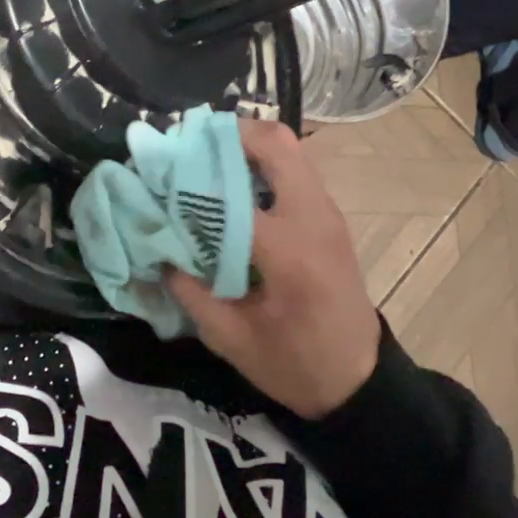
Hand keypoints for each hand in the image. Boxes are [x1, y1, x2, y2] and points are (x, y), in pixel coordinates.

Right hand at [165, 119, 380, 419]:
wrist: (360, 382)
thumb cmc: (296, 365)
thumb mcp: (231, 340)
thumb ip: (190, 291)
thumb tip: (158, 250)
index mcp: (288, 250)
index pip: (232, 193)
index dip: (190, 178)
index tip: (157, 173)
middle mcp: (312, 216)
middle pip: (275, 142)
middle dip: (227, 135)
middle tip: (188, 148)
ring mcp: (326, 211)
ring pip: (288, 148)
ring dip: (245, 145)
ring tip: (204, 160)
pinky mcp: (328, 215)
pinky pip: (294, 168)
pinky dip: (260, 162)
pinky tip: (231, 185)